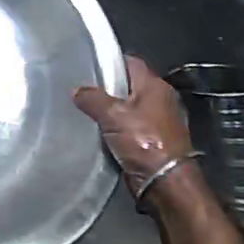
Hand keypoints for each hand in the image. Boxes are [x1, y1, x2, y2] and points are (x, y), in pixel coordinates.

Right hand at [73, 56, 195, 194]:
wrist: (165, 183)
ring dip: (109, 109)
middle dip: (105, 86)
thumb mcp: (112, 115)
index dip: (109, 60)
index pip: (130, 62)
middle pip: (128, 85)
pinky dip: (114, 126)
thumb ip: (92, 98)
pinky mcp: (153, 140)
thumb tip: (77, 90)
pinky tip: (96, 130)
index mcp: (155, 86)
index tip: (87, 63)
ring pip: (127, 106)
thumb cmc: (143, 142)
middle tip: (80, 88)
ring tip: (83, 108)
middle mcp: (160, 100)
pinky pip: (128, 125)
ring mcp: (159, 121)